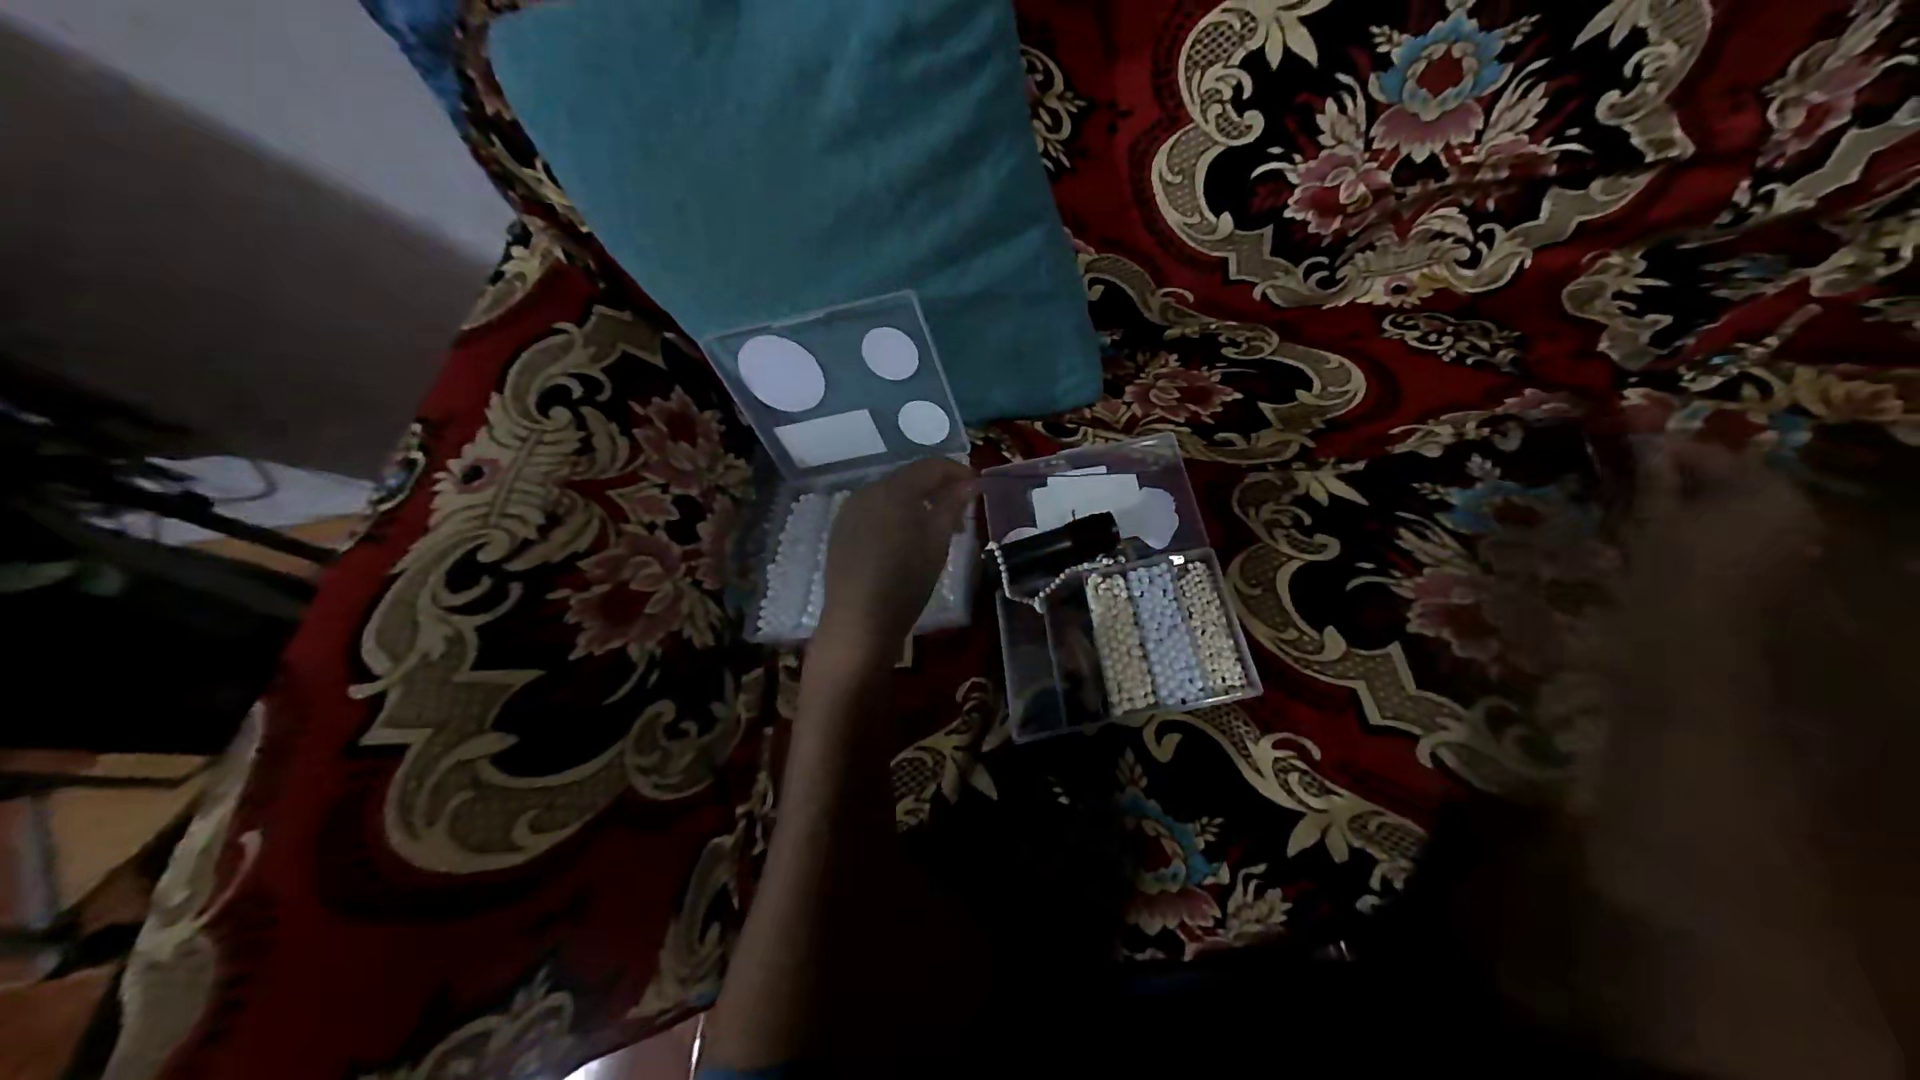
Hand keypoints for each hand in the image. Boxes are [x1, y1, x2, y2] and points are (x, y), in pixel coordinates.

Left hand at [813, 458, 975, 663]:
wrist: (859, 623)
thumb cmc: (906, 582)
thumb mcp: (937, 543)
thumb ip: (953, 506)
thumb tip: (970, 483)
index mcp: (893, 490)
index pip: (930, 466)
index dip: (957, 472)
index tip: (978, 487)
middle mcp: (867, 492)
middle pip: (908, 478)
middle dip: (937, 489)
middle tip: (961, 514)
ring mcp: (849, 511)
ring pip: (890, 495)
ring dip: (916, 503)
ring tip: (935, 529)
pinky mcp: (840, 531)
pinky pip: (874, 512)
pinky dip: (895, 516)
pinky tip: (905, 540)